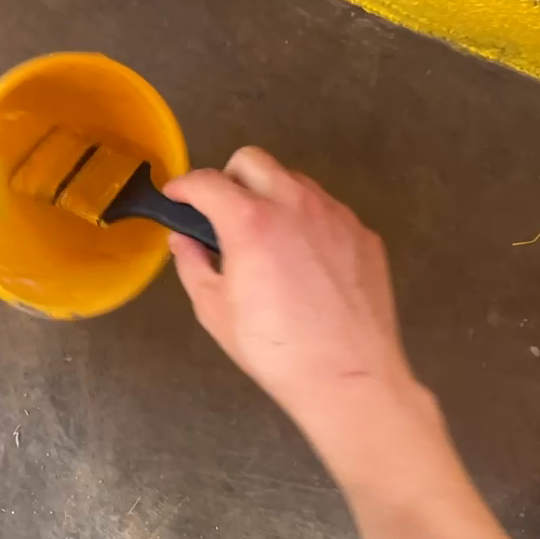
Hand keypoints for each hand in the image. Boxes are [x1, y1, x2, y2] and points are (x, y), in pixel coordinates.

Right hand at [165, 147, 429, 436]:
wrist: (349, 377)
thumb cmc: (274, 349)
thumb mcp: (214, 310)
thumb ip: (193, 264)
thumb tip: (185, 241)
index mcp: (250, 221)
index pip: (207, 181)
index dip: (183, 186)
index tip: (176, 196)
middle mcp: (295, 205)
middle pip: (252, 161)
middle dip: (228, 178)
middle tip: (220, 212)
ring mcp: (335, 216)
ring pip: (293, 181)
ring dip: (269, 196)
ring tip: (264, 238)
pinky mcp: (363, 234)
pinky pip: (325, 210)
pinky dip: (304, 221)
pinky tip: (302, 260)